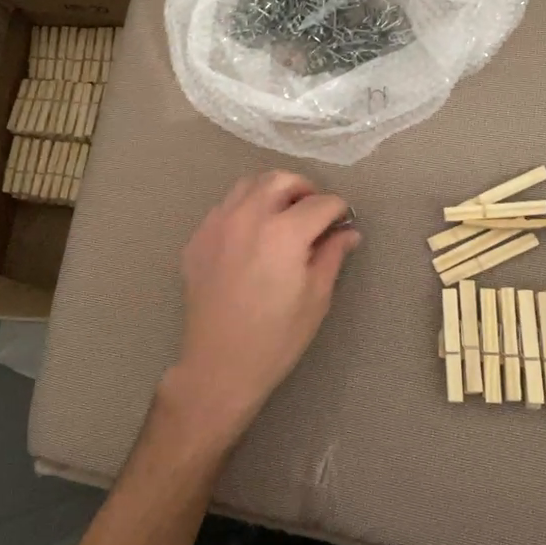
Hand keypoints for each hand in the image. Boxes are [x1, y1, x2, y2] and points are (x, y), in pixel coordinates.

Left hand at [163, 171, 360, 447]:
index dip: (338, 209)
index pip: (320, 203)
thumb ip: (331, 256)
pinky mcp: (197, 238)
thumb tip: (348, 233)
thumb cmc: (276, 337)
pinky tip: (253, 234)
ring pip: (247, 185)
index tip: (343, 220)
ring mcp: (217, 225)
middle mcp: (248, 216)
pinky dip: (244, 208)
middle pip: (280, 180)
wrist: (220, 365)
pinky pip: (224, 207)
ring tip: (283, 215)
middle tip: (315, 211)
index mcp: (284, 232)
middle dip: (304, 189)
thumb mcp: (316, 298)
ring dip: (271, 191)